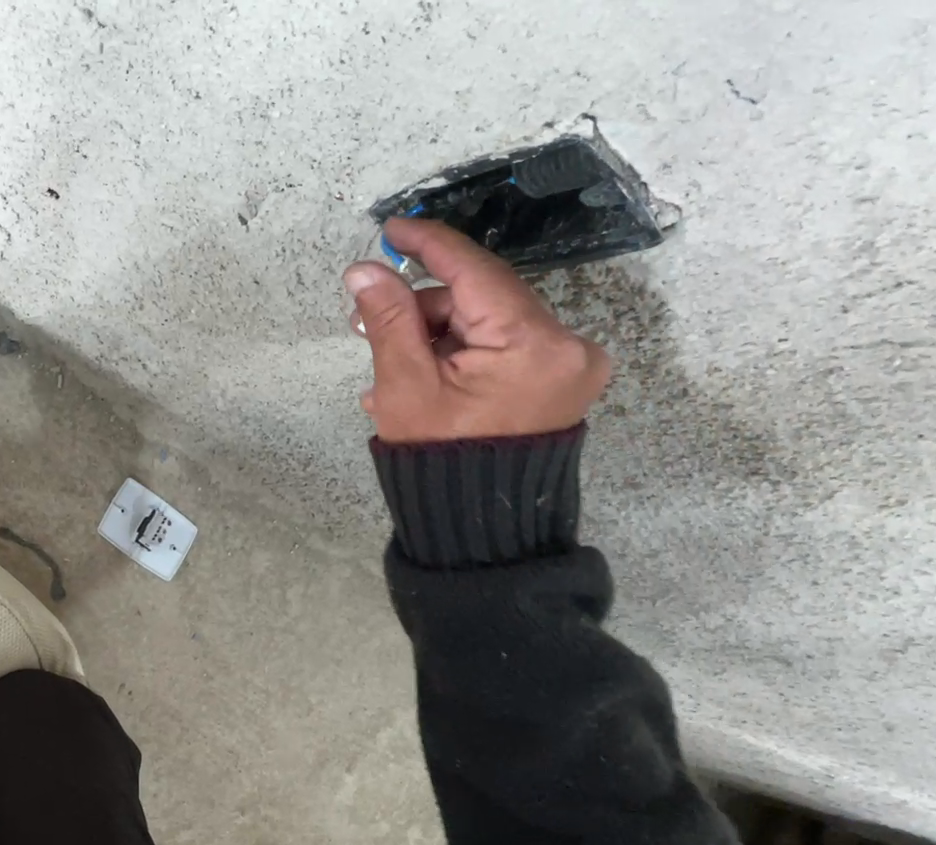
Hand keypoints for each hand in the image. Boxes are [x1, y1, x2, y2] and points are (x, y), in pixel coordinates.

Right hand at [343, 217, 610, 443]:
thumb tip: (364, 269)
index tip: (393, 229)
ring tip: (388, 370)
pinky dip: (461, 354)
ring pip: (490, 323)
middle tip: (368, 324)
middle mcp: (568, 344)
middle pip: (482, 300)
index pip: (476, 272)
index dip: (429, 246)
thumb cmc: (437, 457)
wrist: (476, 524)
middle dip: (423, 308)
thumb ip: (388, 319)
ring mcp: (570, 364)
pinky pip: (504, 348)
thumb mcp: (404, 385)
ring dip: (437, 335)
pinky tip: (421, 376)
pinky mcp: (562, 380)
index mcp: (534, 343)